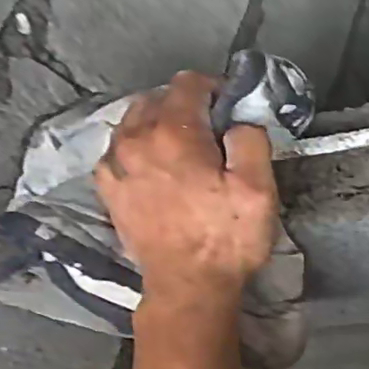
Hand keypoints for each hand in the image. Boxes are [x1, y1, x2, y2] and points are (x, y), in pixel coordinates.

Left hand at [95, 71, 279, 312]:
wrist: (189, 284)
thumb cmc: (228, 237)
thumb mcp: (260, 188)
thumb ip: (250, 141)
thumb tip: (240, 121)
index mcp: (175, 133)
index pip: (188, 84)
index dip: (215, 87)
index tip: (233, 105)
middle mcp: (136, 139)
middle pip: (157, 98)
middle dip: (186, 103)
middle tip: (214, 128)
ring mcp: (116, 163)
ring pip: (134, 120)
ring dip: (161, 122)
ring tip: (187, 146)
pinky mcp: (108, 187)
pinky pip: (120, 148)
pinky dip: (140, 145)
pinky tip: (159, 165)